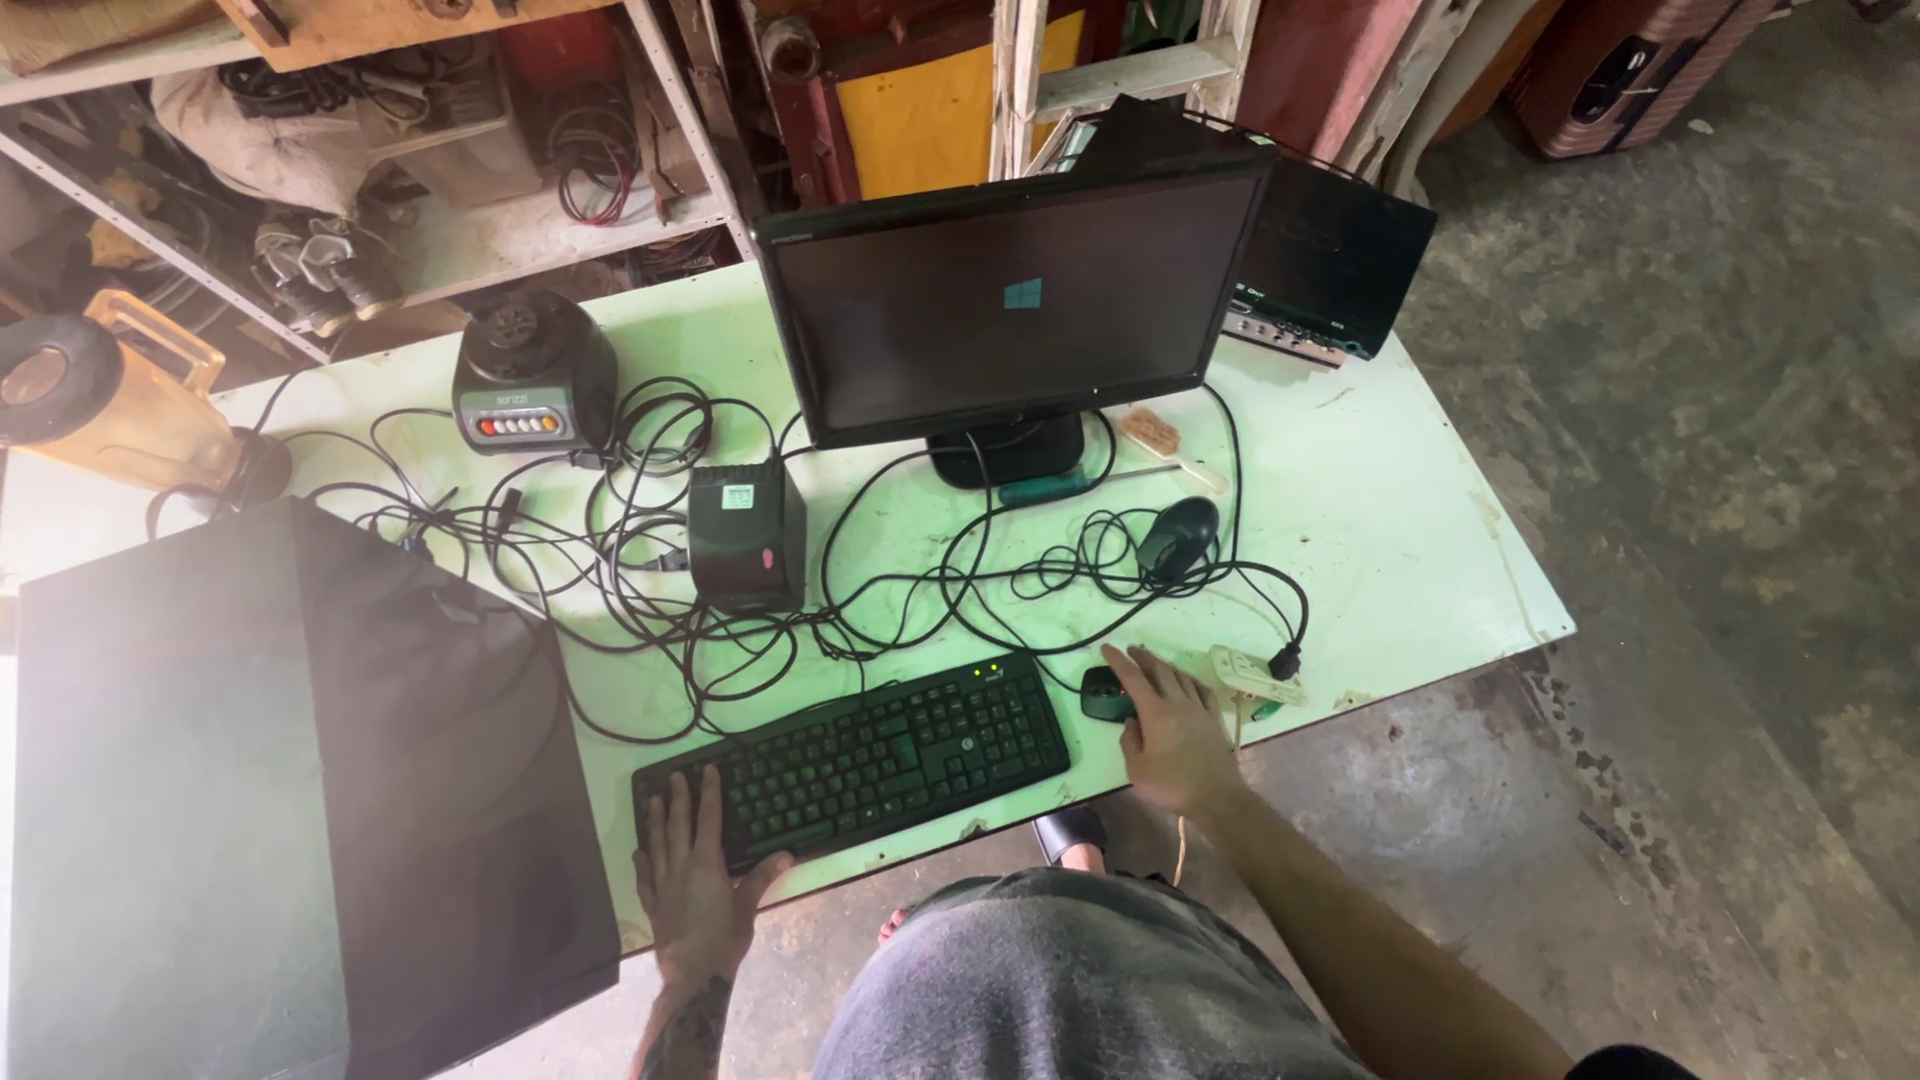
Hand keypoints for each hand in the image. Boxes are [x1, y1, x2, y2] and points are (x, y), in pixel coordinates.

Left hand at [635, 765, 793, 986]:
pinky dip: (642, 863)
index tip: (707, 771)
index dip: (709, 793)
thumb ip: (761, 877)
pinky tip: (638, 852)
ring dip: (656, 822)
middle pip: (679, 826)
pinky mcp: (654, 906)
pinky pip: (645, 878)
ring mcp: (663, 887)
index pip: (709, 819)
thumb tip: (786, 854)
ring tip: (653, 801)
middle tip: (673, 777)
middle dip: (678, 799)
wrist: (692, 975)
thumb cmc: (724, 938)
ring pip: (658, 846)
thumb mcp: (748, 905)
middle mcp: (681, 868)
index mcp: (707, 862)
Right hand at [1106, 643, 1247, 822]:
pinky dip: (1190, 679)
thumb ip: (1129, 742)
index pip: (1133, 679)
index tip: (1107, 648)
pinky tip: (1187, 679)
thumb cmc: (1172, 785)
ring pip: (1180, 676)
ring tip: (1154, 661)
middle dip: (1142, 657)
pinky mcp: (1213, 719)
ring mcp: (1199, 709)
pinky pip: (1202, 689)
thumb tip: (1132, 722)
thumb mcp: (1137, 770)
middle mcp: (1178, 704)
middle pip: (1159, 670)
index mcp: (1156, 713)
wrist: (1217, 798)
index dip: (1118, 661)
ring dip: (1164, 664)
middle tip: (1131, 650)